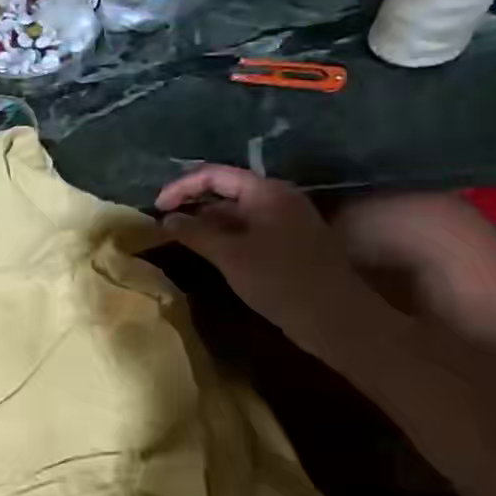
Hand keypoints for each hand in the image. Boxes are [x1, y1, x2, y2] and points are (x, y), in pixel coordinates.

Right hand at [155, 165, 381, 338]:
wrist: (338, 321)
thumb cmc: (281, 280)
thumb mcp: (228, 255)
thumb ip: (193, 232)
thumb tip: (166, 218)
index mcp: (266, 192)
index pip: (214, 175)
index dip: (181, 188)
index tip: (157, 208)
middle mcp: (278, 198)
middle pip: (226, 188)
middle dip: (192, 202)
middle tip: (164, 220)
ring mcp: (286, 220)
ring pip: (236, 210)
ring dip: (206, 219)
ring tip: (179, 235)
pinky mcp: (289, 242)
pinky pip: (248, 227)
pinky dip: (224, 233)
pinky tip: (207, 248)